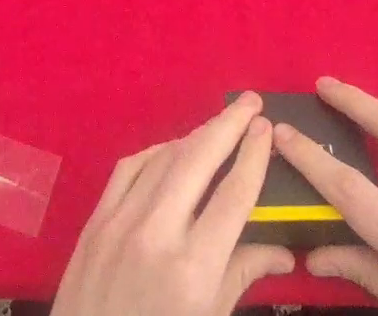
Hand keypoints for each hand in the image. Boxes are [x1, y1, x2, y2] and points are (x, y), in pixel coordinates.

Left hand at [53, 92, 294, 315]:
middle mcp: (157, 233)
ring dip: (195, 135)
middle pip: (198, 160)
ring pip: (163, 158)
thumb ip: (242, 275)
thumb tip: (283, 251)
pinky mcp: (94, 220)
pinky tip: (172, 149)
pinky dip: (155, 152)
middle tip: (251, 102)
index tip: (266, 127)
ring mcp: (120, 222)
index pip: (233, 195)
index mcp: (193, 266)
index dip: (253, 155)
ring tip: (220, 123)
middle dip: (227, 125)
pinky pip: (129, 169)